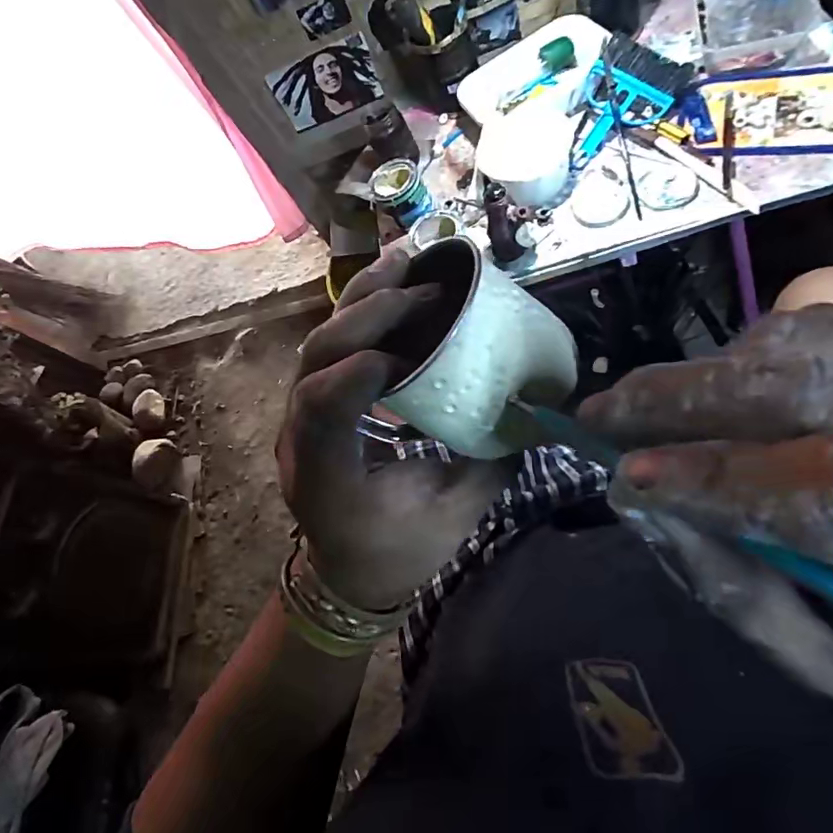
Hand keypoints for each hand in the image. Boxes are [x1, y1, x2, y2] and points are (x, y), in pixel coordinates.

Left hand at [277, 246, 508, 609]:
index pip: (321, 409)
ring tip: (405, 260)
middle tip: (426, 287)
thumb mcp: (452, 516)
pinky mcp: (313, 402)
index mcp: (325, 477)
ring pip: (317, 345)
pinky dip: (359, 314)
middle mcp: (299, 437)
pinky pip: (328, 349)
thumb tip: (534, 405)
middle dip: (367, 318)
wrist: (349, 572)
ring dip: (359, 302)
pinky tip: (391, 285)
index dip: (357, 372)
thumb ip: (488, 460)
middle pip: (315, 361)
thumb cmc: (398, 551)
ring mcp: (298, 417)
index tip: (411, 352)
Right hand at [578, 304, 832, 774]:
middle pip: (823, 388)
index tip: (625, 480)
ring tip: (645, 401)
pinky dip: (755, 347)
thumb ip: (744, 594)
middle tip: (597, 419)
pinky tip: (725, 384)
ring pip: (823, 341)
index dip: (718, 475)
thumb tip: (637, 504)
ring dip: (707, 368)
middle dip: (682, 399)